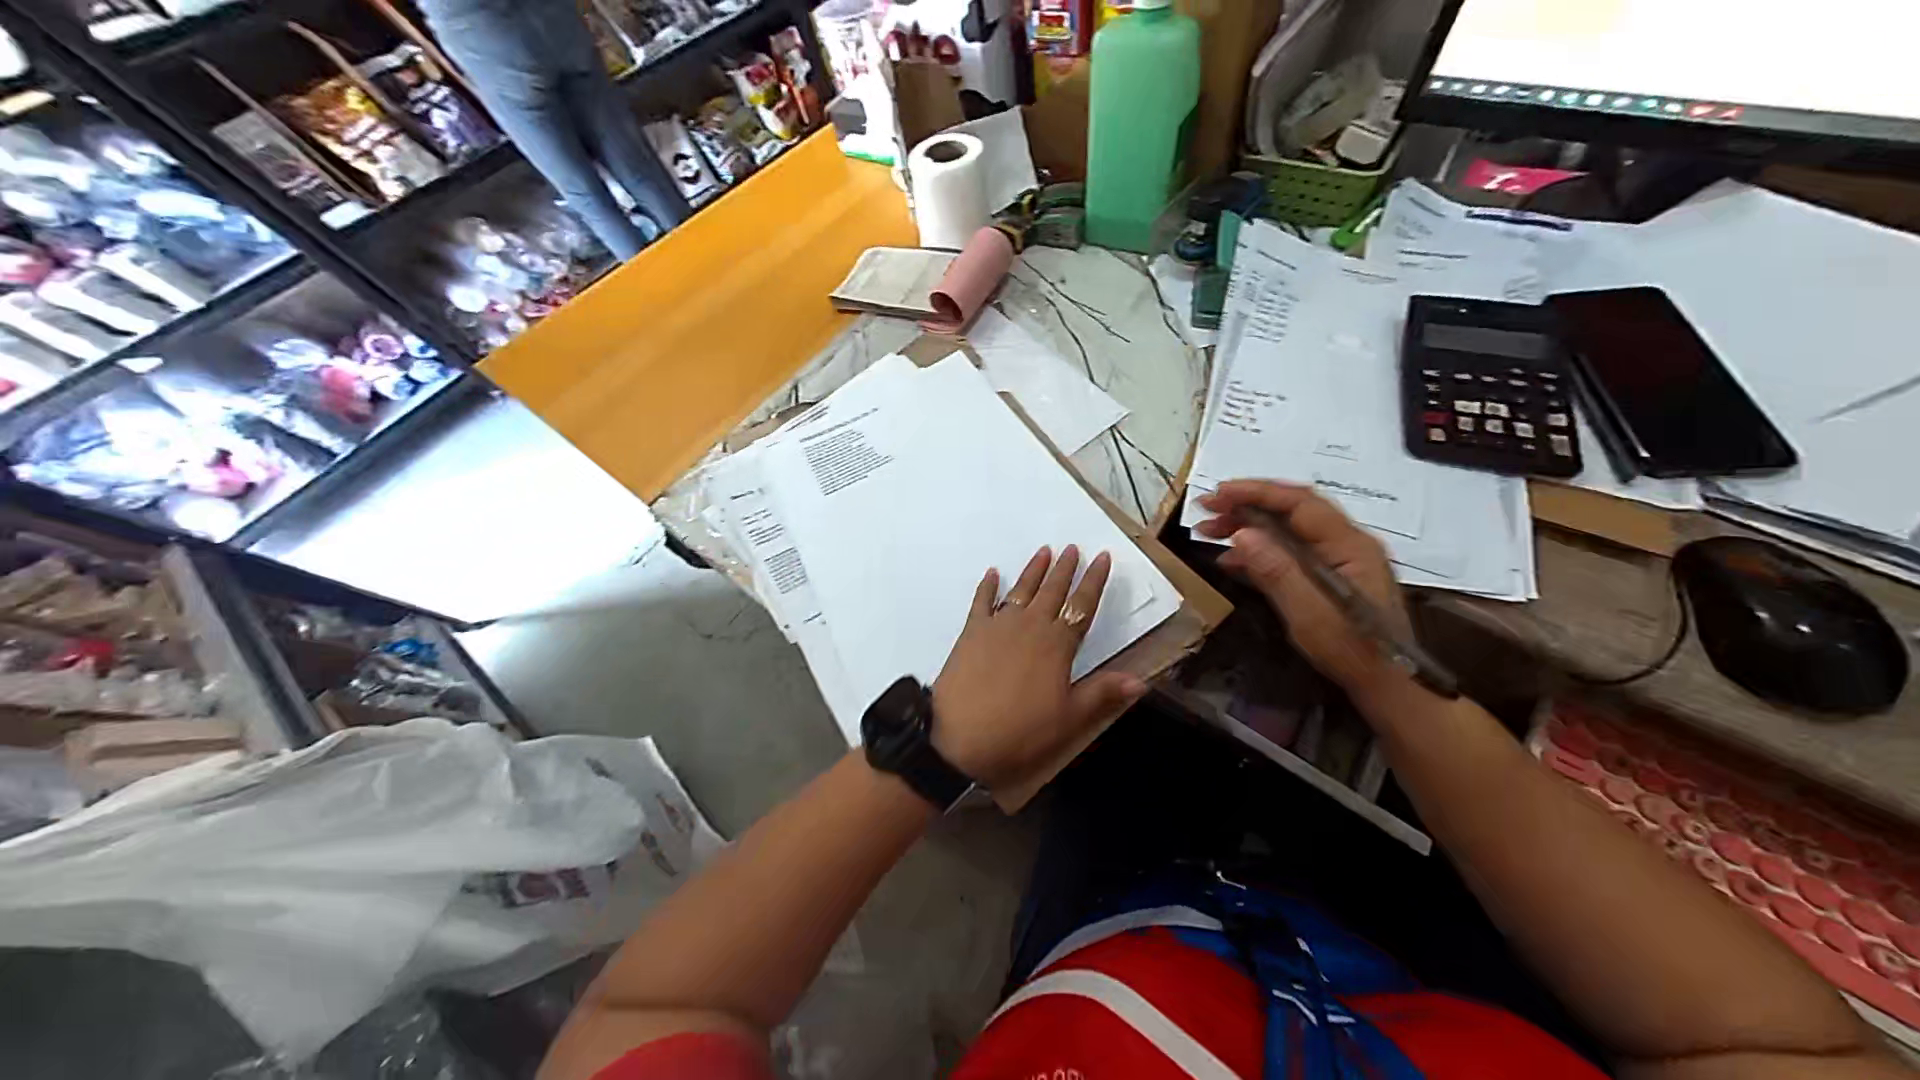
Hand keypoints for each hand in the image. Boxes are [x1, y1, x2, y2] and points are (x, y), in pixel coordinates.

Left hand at [931, 545, 1149, 790]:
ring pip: (1021, 589)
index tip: (1102, 558)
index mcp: (1057, 644)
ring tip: (1043, 552)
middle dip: (1065, 568)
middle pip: (1052, 591)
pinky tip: (993, 573)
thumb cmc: (1020, 730)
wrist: (959, 735)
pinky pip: (982, 601)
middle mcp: (1030, 626)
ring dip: (1033, 570)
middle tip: (1072, 548)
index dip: (1094, 581)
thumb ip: (1102, 693)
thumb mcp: (1069, 717)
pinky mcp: (971, 632)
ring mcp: (998, 626)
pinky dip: (988, 586)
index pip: (1082, 606)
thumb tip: (1140, 680)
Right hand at [1195, 480, 1411, 692]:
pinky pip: (1289, 550)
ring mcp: (1339, 559)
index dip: (1256, 493)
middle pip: (1292, 510)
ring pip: (1288, 528)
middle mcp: (1347, 543)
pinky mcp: (1329, 575)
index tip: (1218, 494)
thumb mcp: (1309, 614)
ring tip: (1209, 531)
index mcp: (1349, 545)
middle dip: (1246, 505)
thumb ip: (1277, 571)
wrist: (1388, 685)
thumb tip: (1242, 533)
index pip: (1299, 503)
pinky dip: (1258, 549)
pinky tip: (1230, 559)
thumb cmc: (1352, 650)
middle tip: (1206, 510)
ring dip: (1247, 525)